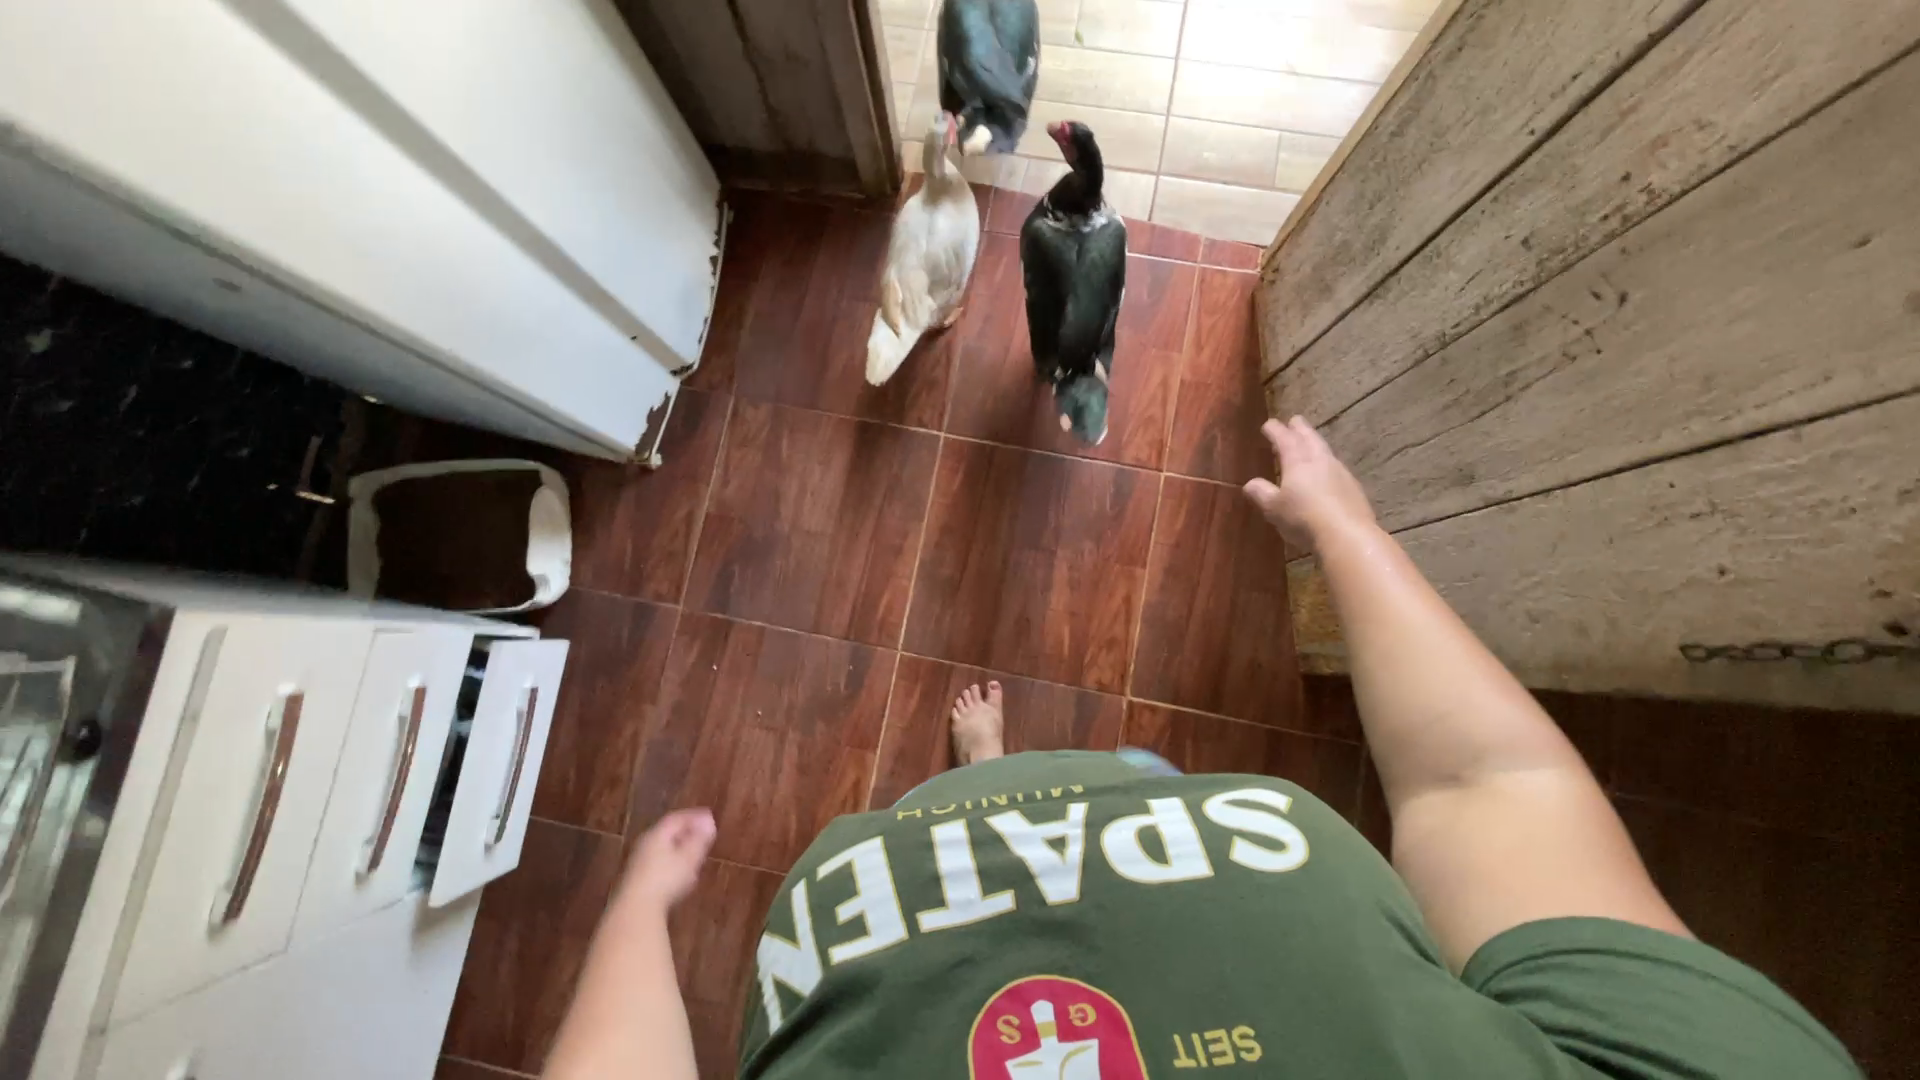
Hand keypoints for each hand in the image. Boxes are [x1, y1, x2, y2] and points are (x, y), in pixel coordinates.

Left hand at [622, 808, 716, 910]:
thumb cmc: (666, 879)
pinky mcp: (635, 880)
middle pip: (667, 832)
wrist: (635, 909)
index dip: (694, 816)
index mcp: (656, 834)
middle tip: (701, 835)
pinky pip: (656, 863)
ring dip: (678, 849)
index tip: (709, 818)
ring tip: (693, 855)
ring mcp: (637, 862)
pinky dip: (670, 862)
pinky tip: (679, 875)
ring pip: (661, 849)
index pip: (676, 818)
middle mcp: (644, 844)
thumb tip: (709, 822)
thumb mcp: (689, 857)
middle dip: (685, 833)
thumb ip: (700, 839)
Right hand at [1242, 416, 1376, 552]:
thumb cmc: (1303, 518)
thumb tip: (1250, 484)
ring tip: (1309, 444)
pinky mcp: (1353, 488)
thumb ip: (1261, 493)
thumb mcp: (1273, 508)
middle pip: (1310, 439)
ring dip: (1315, 444)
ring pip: (1325, 451)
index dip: (1275, 431)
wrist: (1346, 535)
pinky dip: (1326, 464)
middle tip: (1295, 420)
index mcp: (1298, 462)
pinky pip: (1336, 468)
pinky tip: (1326, 472)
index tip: (1269, 424)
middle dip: (1300, 429)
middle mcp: (1320, 461)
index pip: (1285, 440)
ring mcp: (1340, 473)